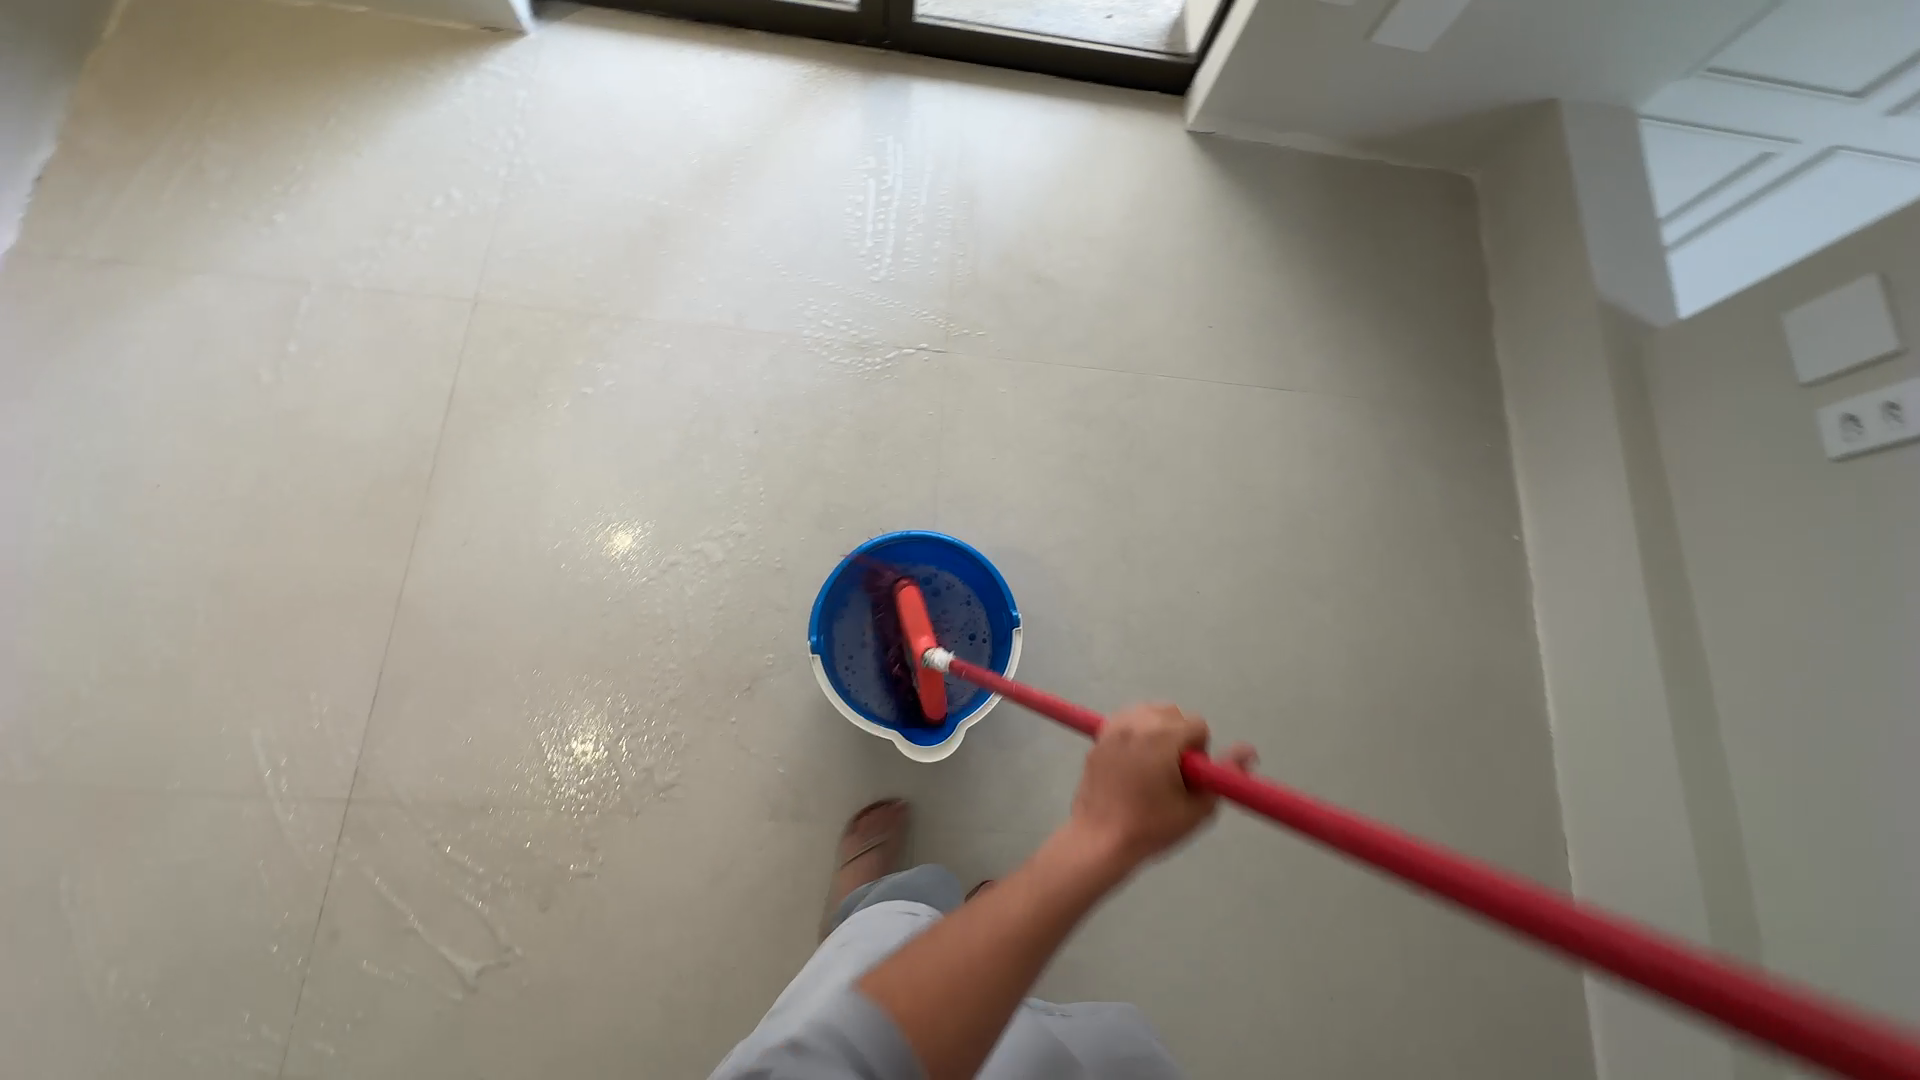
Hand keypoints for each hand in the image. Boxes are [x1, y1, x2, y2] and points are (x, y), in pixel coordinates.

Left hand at [1067, 703, 1257, 870]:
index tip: (1189, 777)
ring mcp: (1114, 727)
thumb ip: (1224, 775)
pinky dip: (1135, 732)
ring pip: (1148, 713)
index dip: (1200, 751)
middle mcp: (1137, 722)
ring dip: (1158, 731)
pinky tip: (1133, 762)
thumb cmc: (1151, 826)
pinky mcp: (1098, 737)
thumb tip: (1249, 751)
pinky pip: (1126, 721)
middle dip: (1179, 738)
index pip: (1197, 725)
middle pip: (1172, 713)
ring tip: (1152, 767)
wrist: (1100, 838)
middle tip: (1172, 773)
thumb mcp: (1197, 807)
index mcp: (1162, 736)